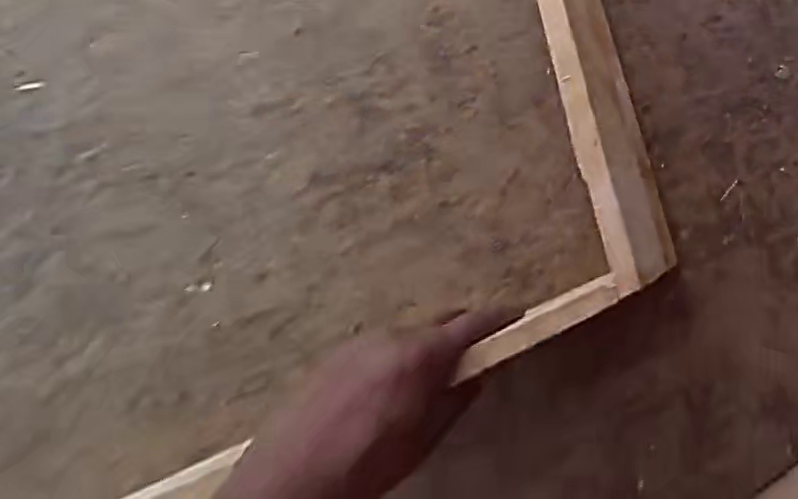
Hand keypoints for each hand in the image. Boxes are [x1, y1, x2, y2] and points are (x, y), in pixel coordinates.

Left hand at [216, 311, 509, 498]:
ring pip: (408, 334)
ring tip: (422, 383)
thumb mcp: (420, 443)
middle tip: (472, 355)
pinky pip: (379, 346)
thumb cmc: (360, 471)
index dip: (498, 317)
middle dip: (459, 333)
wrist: (281, 488)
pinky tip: (384, 392)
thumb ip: (455, 402)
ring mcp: (360, 343)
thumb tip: (479, 375)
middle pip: (439, 322)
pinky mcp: (334, 356)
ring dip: (424, 347)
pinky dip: (394, 357)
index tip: (517, 315)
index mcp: (418, 356)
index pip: (471, 323)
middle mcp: (391, 336)